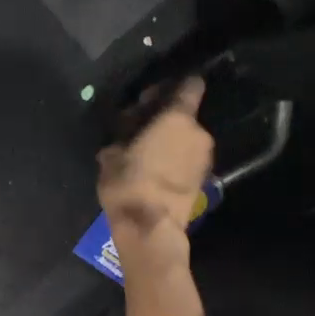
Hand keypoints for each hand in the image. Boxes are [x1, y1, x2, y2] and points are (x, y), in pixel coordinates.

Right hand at [97, 77, 214, 274]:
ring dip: (169, 145)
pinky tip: (154, 175)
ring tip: (145, 158)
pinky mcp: (203, 179)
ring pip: (186, 140)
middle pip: (184, 117)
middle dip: (164, 123)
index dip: (173, 88)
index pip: (189, 86)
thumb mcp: (110, 161)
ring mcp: (204, 157)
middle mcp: (197, 132)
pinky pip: (187, 161)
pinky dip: (174, 163)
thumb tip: (118, 144)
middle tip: (140, 134)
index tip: (154, 97)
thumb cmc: (128, 187)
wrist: (151, 229)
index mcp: (176, 119)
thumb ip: (117, 144)